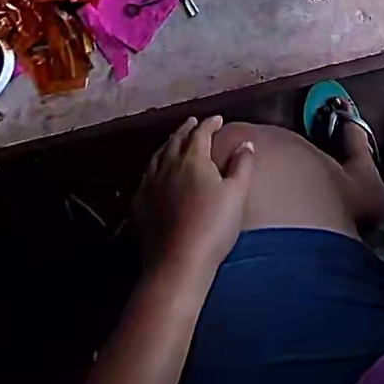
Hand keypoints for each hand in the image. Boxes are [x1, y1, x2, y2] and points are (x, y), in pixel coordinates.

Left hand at [134, 116, 255, 273]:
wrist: (176, 264)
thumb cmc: (213, 225)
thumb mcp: (236, 193)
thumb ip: (242, 165)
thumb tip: (245, 144)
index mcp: (193, 159)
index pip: (200, 133)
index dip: (209, 124)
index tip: (218, 120)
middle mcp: (168, 167)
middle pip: (175, 141)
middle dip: (186, 129)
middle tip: (193, 123)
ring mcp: (149, 186)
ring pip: (157, 156)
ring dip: (168, 144)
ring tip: (174, 141)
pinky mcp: (138, 207)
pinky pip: (145, 176)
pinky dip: (154, 166)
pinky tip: (156, 172)